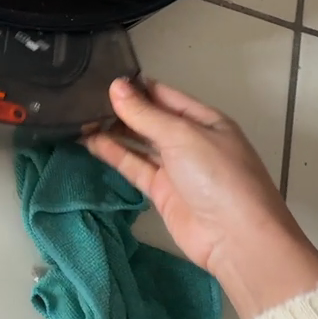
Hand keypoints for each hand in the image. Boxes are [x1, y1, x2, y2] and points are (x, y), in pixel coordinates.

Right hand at [84, 78, 317, 318]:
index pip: (164, 95)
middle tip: (82, 97)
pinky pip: (133, 165)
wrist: (238, 241)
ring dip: (113, 130)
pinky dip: (113, 154)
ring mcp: (176, 167)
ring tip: (80, 117)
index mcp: (205, 121)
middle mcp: (190, 140)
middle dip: (121, 108)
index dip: (135, 87)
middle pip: (150, 118)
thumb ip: (144, 113)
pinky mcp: (161, 191)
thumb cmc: (218, 177)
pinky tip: (90, 141)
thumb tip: (115, 86)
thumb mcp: (182, 136)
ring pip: (139, 142)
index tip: (100, 77)